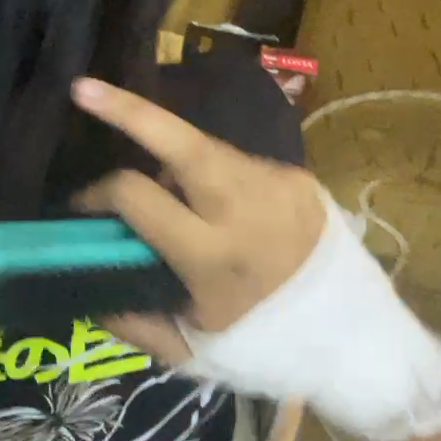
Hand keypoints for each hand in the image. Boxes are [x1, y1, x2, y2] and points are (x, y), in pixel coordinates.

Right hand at [70, 77, 440, 440]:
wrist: (359, 345)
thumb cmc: (265, 349)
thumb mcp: (189, 351)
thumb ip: (130, 322)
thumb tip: (86, 293)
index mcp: (212, 253)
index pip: (134, 195)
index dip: (95, 195)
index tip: (80, 207)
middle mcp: (245, 206)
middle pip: (177, 140)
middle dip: (126, 109)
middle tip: (83, 89)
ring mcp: (277, 185)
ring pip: (203, 150)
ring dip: (171, 161)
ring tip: (166, 195)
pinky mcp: (297, 179)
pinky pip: (234, 165)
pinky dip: (208, 177)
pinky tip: (211, 207)